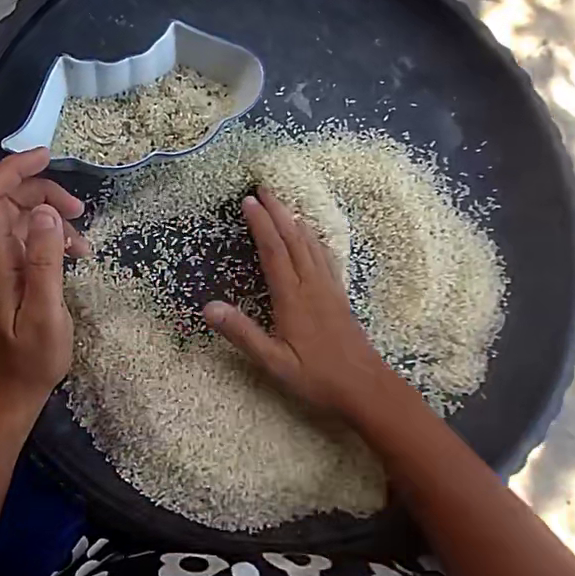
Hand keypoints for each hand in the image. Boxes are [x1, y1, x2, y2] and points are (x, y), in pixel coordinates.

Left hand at [0, 149, 89, 404]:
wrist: (11, 388)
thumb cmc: (32, 357)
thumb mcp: (47, 313)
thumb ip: (44, 262)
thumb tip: (46, 213)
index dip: (12, 168)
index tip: (46, 157)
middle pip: (6, 199)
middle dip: (43, 193)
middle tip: (79, 212)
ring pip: (18, 216)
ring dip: (51, 217)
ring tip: (81, 242)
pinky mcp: (6, 272)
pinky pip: (25, 237)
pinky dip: (50, 236)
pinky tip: (73, 254)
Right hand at [204, 188, 396, 418]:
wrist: (366, 387)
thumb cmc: (317, 378)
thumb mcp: (274, 362)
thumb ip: (242, 334)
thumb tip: (208, 308)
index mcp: (293, 298)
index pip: (273, 251)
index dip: (260, 224)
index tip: (248, 201)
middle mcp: (312, 285)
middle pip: (294, 239)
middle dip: (277, 211)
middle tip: (264, 188)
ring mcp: (329, 288)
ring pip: (311, 244)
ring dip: (295, 220)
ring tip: (283, 203)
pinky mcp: (339, 296)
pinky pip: (326, 257)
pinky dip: (315, 239)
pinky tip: (313, 236)